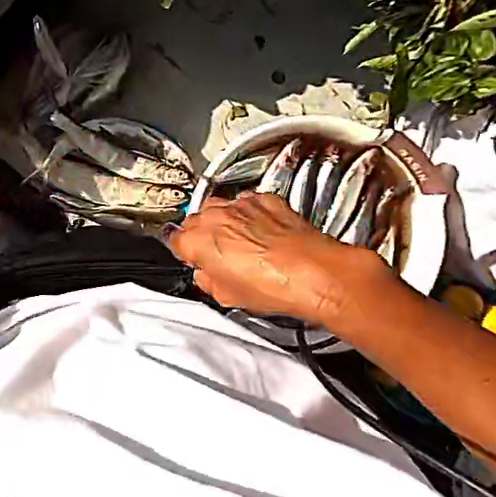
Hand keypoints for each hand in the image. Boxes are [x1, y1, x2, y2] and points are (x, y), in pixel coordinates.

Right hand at [168, 194, 396, 327]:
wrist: (321, 276)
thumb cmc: (277, 287)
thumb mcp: (225, 296)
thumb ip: (206, 279)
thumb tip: (207, 274)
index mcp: (194, 241)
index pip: (174, 240)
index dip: (185, 253)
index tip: (194, 260)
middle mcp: (213, 217)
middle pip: (194, 221)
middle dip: (202, 235)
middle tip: (219, 255)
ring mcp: (241, 205)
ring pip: (219, 208)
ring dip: (224, 222)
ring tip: (241, 243)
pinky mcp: (267, 200)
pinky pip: (248, 203)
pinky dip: (250, 214)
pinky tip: (262, 232)